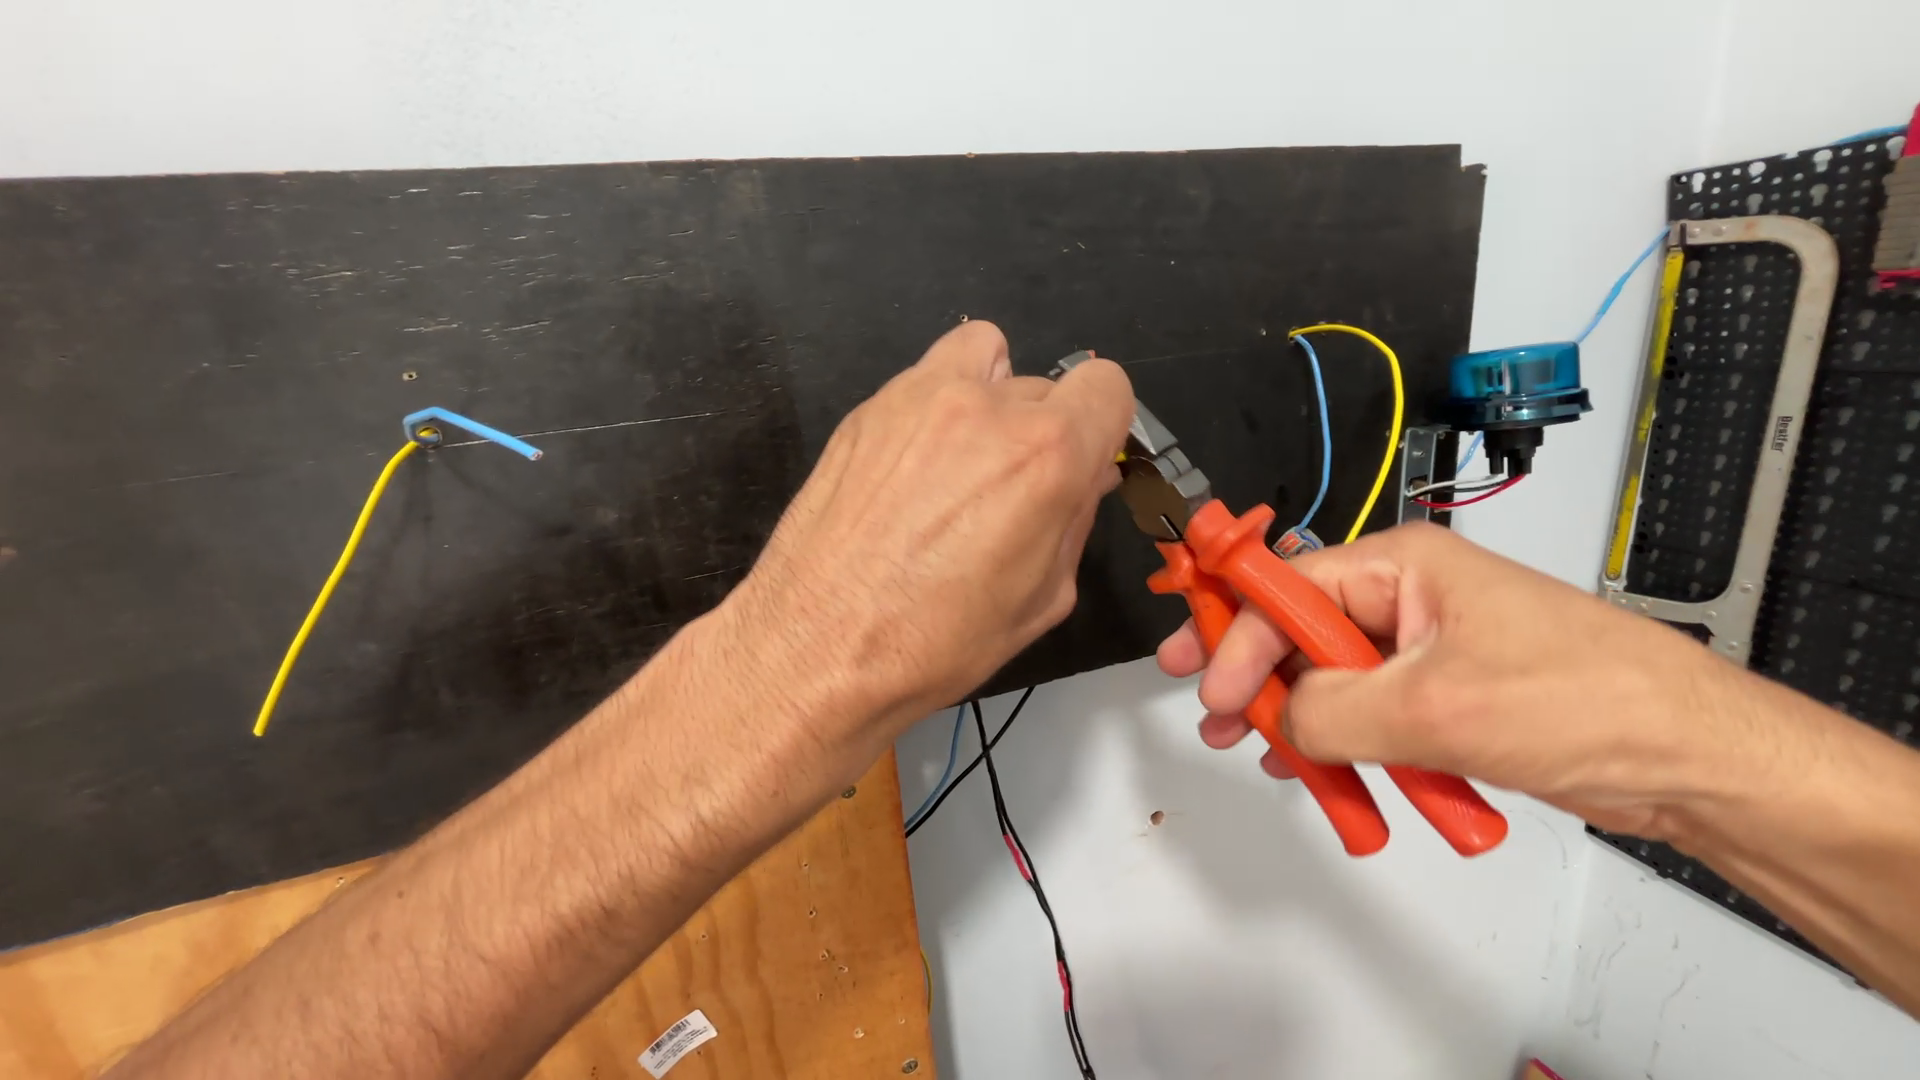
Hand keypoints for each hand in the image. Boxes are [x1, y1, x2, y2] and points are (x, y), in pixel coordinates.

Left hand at [725, 321, 1132, 751]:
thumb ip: (1077, 520)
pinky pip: (926, 378)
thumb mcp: (1043, 598)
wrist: (816, 649)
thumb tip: (1089, 475)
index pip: (1107, 386)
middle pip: (1045, 385)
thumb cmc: (937, 643)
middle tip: (1011, 490)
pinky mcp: (867, 408)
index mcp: (1046, 456)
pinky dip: (938, 406)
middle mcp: (986, 408)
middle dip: (1043, 431)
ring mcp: (918, 397)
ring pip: (985, 357)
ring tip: (964, 461)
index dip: (1102, 426)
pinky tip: (914, 468)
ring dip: (992, 397)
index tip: (1082, 460)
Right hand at [1156, 522, 1759, 838]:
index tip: (1206, 686)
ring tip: (1248, 747)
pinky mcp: (1441, 692)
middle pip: (1298, 628)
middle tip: (1206, 707)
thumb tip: (1276, 721)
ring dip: (1287, 713)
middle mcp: (1404, 596)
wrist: (1703, 764)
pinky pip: (1364, 709)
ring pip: (1327, 674)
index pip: (1288, 589)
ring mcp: (1423, 647)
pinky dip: (1333, 739)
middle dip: (1250, 670)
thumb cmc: (1582, 706)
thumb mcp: (1432, 708)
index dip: (1236, 634)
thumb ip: (1329, 712)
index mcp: (1400, 566)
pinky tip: (1305, 766)